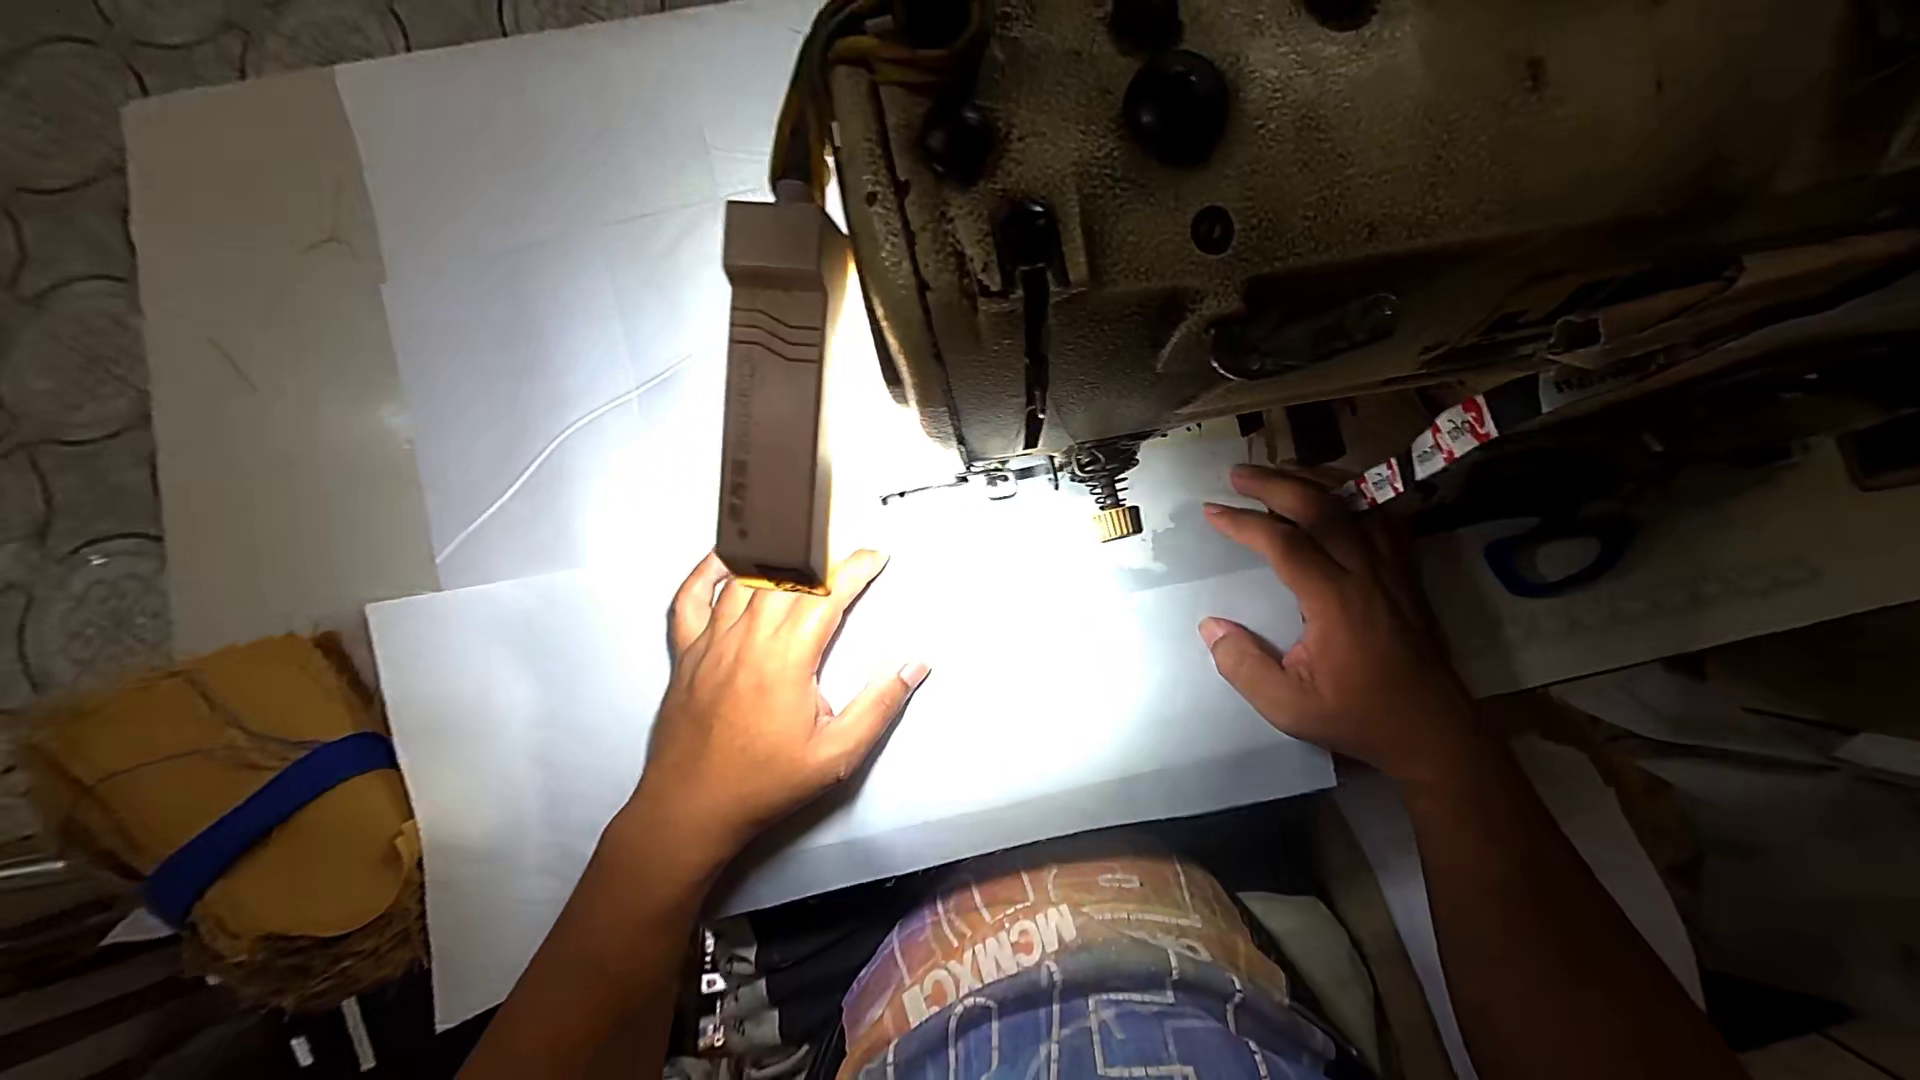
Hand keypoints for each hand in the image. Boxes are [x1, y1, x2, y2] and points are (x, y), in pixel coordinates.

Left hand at [634, 550, 929, 860]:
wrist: (691, 809)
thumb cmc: (761, 784)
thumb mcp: (837, 754)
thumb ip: (879, 706)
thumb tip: (912, 668)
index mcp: (785, 659)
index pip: (826, 594)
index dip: (855, 569)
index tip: (873, 558)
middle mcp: (746, 641)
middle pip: (785, 575)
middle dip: (820, 555)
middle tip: (842, 551)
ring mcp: (711, 644)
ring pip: (742, 580)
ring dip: (773, 556)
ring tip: (798, 545)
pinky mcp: (686, 655)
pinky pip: (689, 600)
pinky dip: (704, 573)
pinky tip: (722, 561)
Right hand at [1200, 466, 1483, 784]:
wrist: (1434, 733)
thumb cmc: (1357, 717)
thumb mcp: (1286, 706)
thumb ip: (1242, 665)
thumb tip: (1210, 625)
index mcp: (1336, 602)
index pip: (1285, 543)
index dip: (1244, 522)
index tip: (1211, 511)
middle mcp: (1368, 574)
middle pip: (1323, 508)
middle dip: (1276, 482)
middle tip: (1238, 473)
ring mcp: (1395, 570)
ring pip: (1359, 504)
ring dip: (1317, 480)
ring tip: (1282, 471)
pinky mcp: (1408, 575)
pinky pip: (1386, 519)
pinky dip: (1359, 497)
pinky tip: (1340, 497)